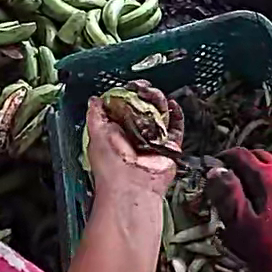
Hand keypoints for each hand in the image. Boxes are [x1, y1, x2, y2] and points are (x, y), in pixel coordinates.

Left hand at [83, 81, 182, 201]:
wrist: (131, 186)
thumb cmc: (110, 165)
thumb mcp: (96, 132)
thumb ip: (95, 114)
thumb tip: (94, 99)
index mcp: (116, 131)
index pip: (124, 107)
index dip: (127, 94)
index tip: (130, 86)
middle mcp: (135, 135)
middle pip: (144, 108)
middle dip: (144, 94)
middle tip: (142, 88)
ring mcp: (153, 140)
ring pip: (159, 114)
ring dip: (158, 100)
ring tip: (154, 94)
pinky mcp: (168, 148)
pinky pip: (176, 129)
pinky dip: (177, 116)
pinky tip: (173, 104)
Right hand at [207, 148, 271, 271]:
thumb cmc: (270, 250)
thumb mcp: (239, 222)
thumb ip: (226, 193)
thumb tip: (216, 171)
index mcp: (268, 176)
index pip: (241, 154)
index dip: (224, 159)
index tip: (214, 169)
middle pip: (261, 158)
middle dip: (243, 164)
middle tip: (229, 179)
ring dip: (259, 176)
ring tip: (246, 195)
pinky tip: (267, 208)